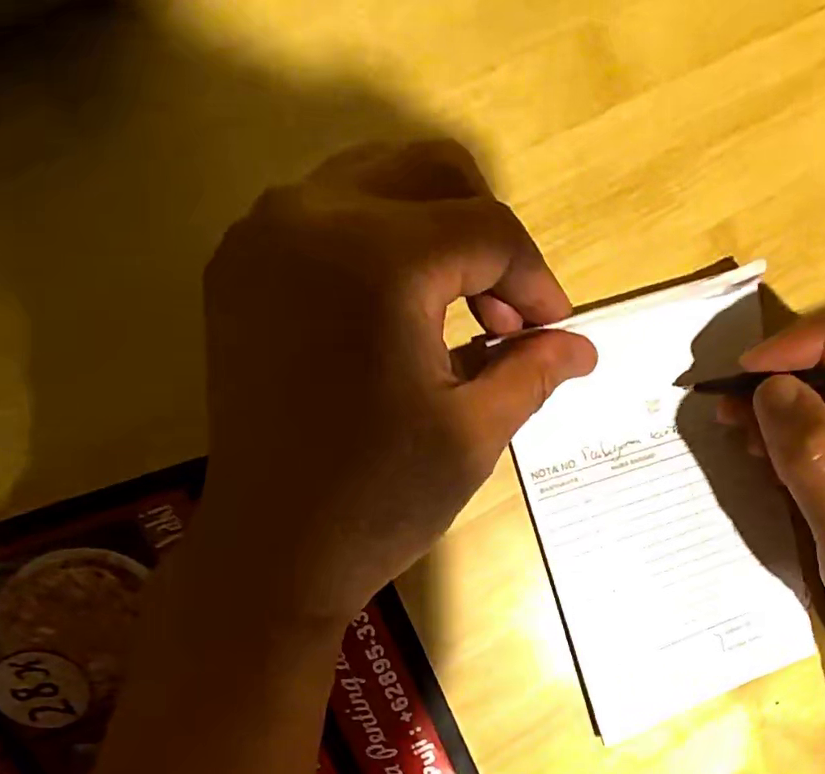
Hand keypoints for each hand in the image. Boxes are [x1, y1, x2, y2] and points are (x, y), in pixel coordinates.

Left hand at [196, 140, 594, 621]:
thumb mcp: (478, 431)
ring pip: (379, 182)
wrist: (274, 550)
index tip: (557, 335)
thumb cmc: (384, 497)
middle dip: (492, 240)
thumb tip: (582, 346)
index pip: (489, 230)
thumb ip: (535, 369)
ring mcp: (263, 237)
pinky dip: (386, 246)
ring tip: (462, 317)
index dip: (538, 282)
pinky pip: (332, 217)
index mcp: (375, 260)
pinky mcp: (242, 268)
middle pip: (433, 173)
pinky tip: (404, 317)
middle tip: (510, 319)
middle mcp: (309, 219)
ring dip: (441, 235)